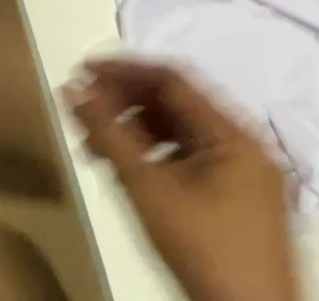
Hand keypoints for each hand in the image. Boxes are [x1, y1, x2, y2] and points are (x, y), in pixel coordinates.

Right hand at [65, 59, 299, 300]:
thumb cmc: (202, 248)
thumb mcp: (145, 186)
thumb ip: (106, 132)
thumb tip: (71, 88)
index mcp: (234, 137)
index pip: (171, 79)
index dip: (122, 70)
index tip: (80, 71)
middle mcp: (246, 147)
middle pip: (175, 103)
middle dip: (123, 102)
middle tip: (82, 110)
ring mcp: (247, 176)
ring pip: (180, 131)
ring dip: (133, 129)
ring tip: (94, 145)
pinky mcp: (241, 199)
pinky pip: (190, 156)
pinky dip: (153, 153)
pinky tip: (126, 168)